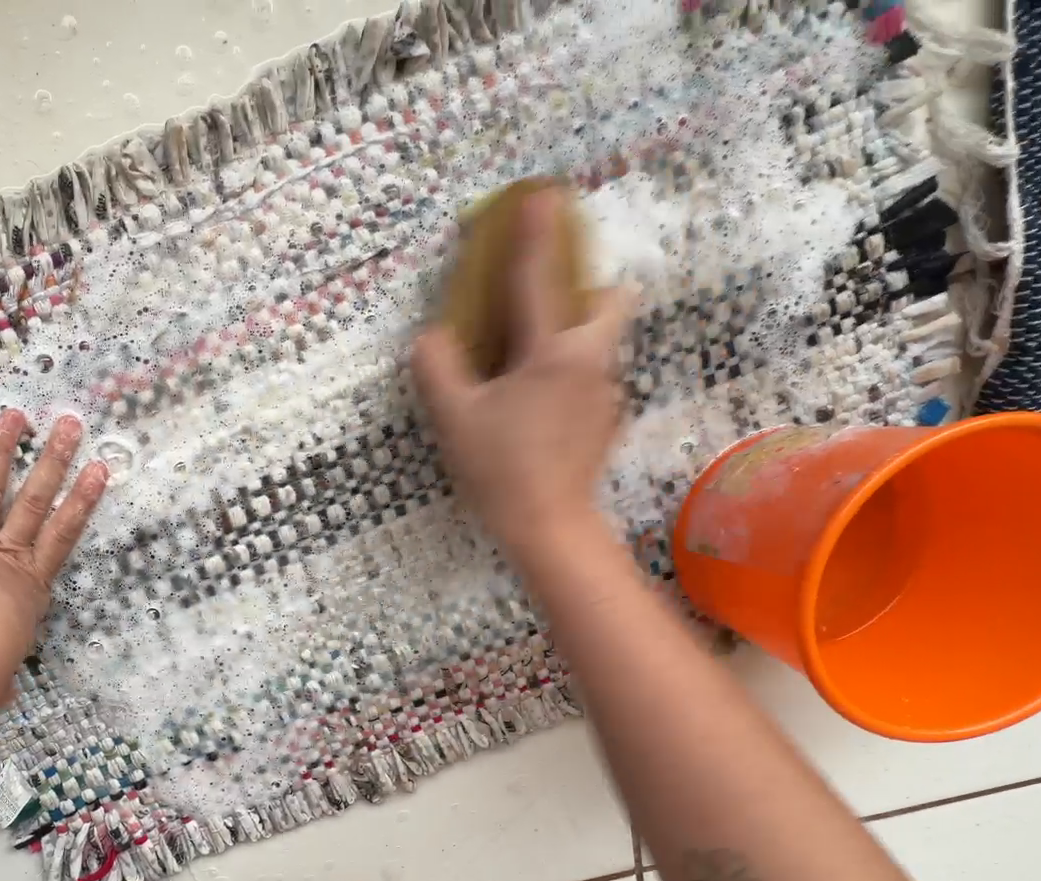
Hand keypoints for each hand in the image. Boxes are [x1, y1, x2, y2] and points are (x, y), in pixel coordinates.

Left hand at [0, 409, 107, 647]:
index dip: (83, 500)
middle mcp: (8, 553)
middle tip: (67, 424)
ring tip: (13, 416)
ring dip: (2, 452)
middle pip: (35, 500)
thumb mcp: (1, 669)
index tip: (100, 469)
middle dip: (52, 460)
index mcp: (31, 580)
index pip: (64, 533)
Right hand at [412, 188, 638, 562]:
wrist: (548, 526)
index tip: (540, 195)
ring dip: (570, 337)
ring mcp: (608, 393)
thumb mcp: (453, 417)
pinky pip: (591, 377)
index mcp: (554, 353)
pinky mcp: (608, 421)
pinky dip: (567, 375)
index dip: (536, 235)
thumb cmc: (499, 467)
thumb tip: (431, 337)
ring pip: (599, 343)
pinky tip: (536, 412)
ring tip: (525, 371)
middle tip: (543, 308)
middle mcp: (592, 363)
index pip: (541, 280)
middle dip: (585, 290)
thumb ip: (437, 367)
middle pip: (609, 302)